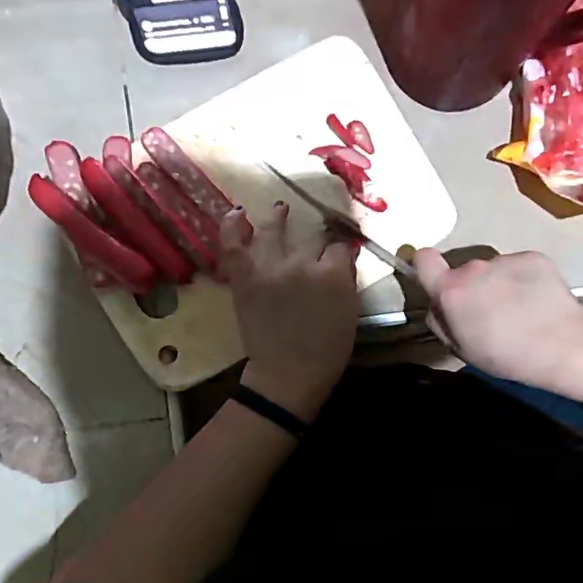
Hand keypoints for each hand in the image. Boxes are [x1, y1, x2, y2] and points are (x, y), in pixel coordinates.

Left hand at [222, 203, 357, 419]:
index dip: (341, 247)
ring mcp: (269, 267)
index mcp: (332, 272)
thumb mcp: (350, 312)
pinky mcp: (244, 277)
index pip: (339, 245)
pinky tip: (238, 213)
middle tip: (316, 241)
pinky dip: (233, 226)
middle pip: (310, 236)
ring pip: (273, 229)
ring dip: (277, 217)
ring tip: (280, 209)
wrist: (287, 373)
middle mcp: (301, 262)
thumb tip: (344, 253)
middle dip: (316, 238)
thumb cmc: (327, 351)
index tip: (340, 249)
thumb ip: (346, 278)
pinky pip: (233, 243)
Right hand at [412, 248, 582, 398]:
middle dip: (470, 287)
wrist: (564, 346)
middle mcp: (473, 267)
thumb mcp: (460, 348)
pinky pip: (518, 266)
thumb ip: (440, 321)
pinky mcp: (534, 257)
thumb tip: (438, 305)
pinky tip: (537, 302)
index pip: (424, 259)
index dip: (426, 267)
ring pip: (492, 270)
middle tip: (489, 313)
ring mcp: (505, 259)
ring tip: (519, 310)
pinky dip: (523, 279)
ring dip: (497, 283)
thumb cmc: (505, 355)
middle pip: (462, 271)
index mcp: (450, 291)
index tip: (436, 281)